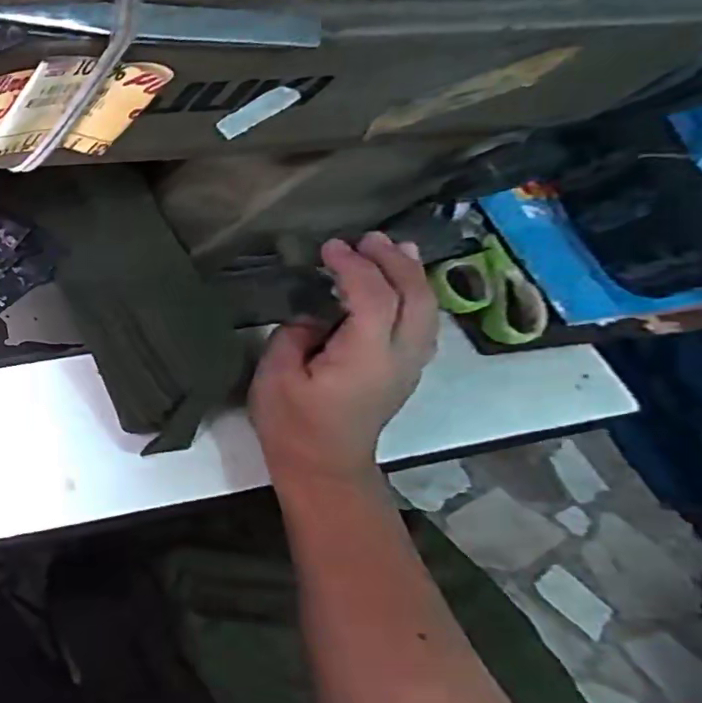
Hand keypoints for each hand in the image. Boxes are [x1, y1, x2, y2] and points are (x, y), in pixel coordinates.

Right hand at [249, 232, 439, 482]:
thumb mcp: (275, 376)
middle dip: (394, 262)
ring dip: (411, 275)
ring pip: (425, 308)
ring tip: (394, 248)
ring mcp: (408, 364)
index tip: (330, 247)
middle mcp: (400, 355)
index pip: (372, 296)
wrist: (322, 465)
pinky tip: (398, 286)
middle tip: (369, 238)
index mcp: (366, 355)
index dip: (354, 266)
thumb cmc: (292, 423)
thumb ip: (295, 337)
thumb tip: (314, 319)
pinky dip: (412, 295)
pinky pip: (419, 321)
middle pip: (414, 296)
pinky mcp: (403, 370)